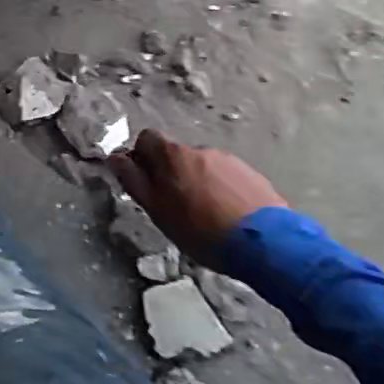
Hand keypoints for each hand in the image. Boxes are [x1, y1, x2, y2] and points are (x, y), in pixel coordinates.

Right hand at [108, 130, 287, 268]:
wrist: (269, 244)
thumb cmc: (201, 229)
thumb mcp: (157, 210)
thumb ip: (133, 180)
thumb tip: (115, 157)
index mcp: (173, 154)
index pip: (147, 138)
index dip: (142, 157)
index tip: (146, 181)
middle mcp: (200, 149)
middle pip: (176, 155)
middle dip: (172, 174)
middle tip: (176, 205)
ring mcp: (230, 160)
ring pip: (203, 166)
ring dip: (199, 182)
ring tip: (207, 216)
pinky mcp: (253, 176)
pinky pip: (228, 177)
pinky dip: (223, 190)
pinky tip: (229, 216)